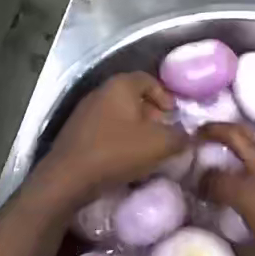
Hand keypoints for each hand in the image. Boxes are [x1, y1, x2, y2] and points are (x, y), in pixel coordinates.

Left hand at [32, 72, 186, 204]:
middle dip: (151, 113)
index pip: (148, 79)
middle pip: (132, 96)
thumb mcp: (159, 144)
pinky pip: (103, 128)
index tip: (174, 116)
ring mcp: (83, 111)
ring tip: (147, 148)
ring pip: (117, 113)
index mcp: (119, 85)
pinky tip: (124, 158)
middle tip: (163, 133)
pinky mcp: (75, 131)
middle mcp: (99, 92)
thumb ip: (179, 136)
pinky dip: (117, 137)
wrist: (68, 177)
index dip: (165, 95)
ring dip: (134, 128)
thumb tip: (186, 134)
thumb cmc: (116, 152)